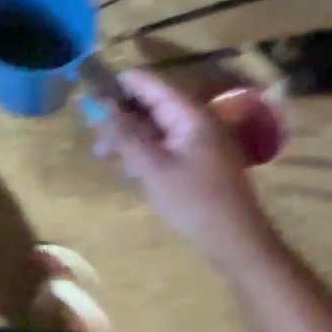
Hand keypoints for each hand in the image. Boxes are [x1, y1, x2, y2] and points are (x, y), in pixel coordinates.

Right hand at [91, 69, 277, 268]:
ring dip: (129, 134)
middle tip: (94, 133)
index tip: (89, 98)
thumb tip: (97, 103)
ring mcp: (201, 139)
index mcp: (190, 113)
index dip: (116, 85)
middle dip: (120, 114)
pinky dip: (145, 148)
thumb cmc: (196, 204)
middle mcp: (197, 118)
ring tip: (104, 154)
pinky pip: (166, 141)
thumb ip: (123, 133)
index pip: (147, 82)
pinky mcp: (201, 158)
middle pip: (150, 102)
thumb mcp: (152, 168)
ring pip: (155, 124)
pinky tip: (127, 167)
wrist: (242, 249)